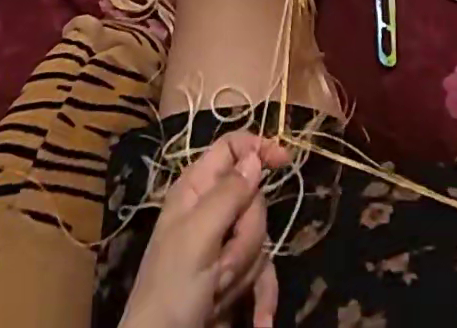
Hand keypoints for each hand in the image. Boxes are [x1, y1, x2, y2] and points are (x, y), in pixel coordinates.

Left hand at [119, 131, 290, 327]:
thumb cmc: (171, 289)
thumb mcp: (198, 236)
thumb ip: (229, 193)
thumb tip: (255, 155)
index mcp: (196, 190)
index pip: (231, 148)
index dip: (257, 147)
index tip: (285, 161)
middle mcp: (212, 212)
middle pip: (253, 199)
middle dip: (245, 235)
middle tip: (220, 261)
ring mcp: (224, 246)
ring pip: (260, 237)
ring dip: (245, 269)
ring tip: (217, 292)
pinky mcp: (235, 277)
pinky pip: (264, 274)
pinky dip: (262, 298)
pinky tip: (259, 323)